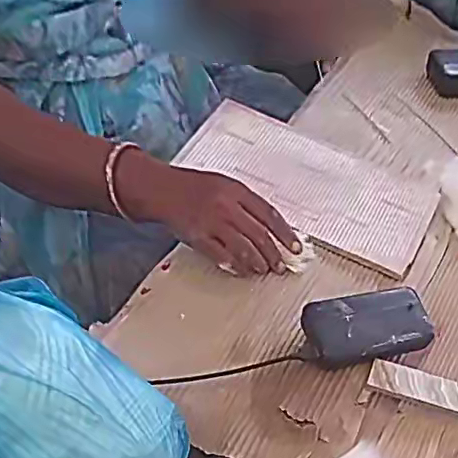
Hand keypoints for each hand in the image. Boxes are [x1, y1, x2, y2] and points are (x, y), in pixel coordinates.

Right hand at [116, 155, 298, 275]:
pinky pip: (221, 256)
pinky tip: (242, 271)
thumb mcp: (224, 186)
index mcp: (236, 190)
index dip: (285, 234)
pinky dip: (234, 266)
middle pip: (259, 235)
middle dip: (273, 255)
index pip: (269, 214)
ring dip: (257, 263)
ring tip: (263, 270)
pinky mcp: (198, 237)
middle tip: (280, 266)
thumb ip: (246, 205)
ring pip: (243, 248)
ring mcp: (212, 222)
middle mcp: (226, 205)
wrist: (162, 189)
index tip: (295, 248)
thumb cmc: (194, 188)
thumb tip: (270, 228)